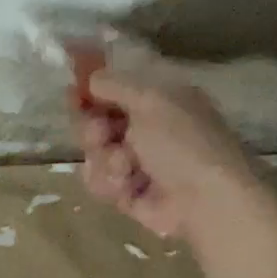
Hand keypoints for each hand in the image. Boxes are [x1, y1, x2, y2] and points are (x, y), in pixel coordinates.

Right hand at [76, 72, 260, 239]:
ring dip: (104, 160)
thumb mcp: (151, 100)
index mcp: (158, 99)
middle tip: (102, 135)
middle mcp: (144, 127)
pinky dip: (109, 182)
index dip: (91, 89)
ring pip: (92, 153)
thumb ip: (116, 85)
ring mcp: (133, 160)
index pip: (115, 87)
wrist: (204, 200)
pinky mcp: (124, 190)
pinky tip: (126, 187)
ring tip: (125, 168)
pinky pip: (96, 180)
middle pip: (95, 121)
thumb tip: (90, 76)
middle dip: (92, 129)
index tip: (72, 92)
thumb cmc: (183, 143)